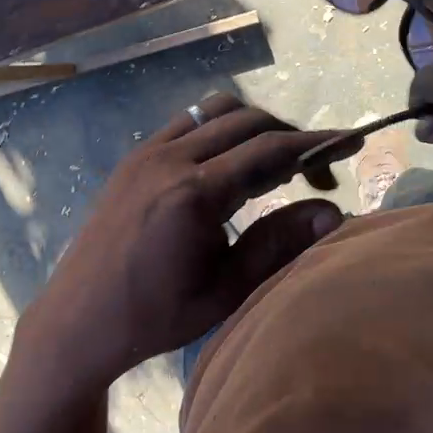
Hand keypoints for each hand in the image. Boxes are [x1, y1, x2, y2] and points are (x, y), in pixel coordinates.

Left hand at [19, 94, 352, 390]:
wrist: (77, 321)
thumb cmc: (154, 316)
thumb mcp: (225, 290)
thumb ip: (279, 244)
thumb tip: (334, 211)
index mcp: (194, 194)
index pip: (270, 150)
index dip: (318, 143)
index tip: (354, 141)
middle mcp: (170, 158)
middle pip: (249, 121)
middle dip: (291, 138)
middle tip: (317, 174)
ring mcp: (148, 152)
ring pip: (216, 111)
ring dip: (255, 127)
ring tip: (274, 165)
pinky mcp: (134, 157)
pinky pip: (188, 121)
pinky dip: (221, 130)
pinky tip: (230, 165)